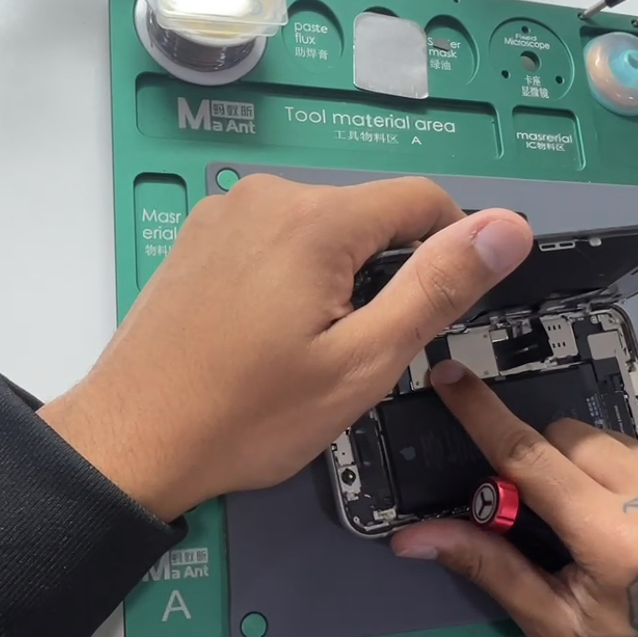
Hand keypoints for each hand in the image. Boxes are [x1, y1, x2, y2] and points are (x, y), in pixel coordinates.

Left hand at [39, 175, 531, 520]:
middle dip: (382, 273)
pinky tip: (263, 332)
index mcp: (315, 219)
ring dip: (335, 277)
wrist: (130, 440)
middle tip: (354, 350)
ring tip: (303, 348)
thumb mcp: (360, 363)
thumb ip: (436, 288)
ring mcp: (223, 213)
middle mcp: (266, 195)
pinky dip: (289, 275)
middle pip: (366, 216)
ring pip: (318, 230)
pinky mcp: (196, 238)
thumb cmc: (250, 414)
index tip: (433, 310)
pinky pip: (271, 240)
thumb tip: (507, 226)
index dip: (449, 249)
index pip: (422, 199)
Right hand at [392, 362, 637, 636]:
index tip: (450, 375)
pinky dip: (626, 473)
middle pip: (573, 438)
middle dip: (542, 459)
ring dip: (585, 463)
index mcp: (616, 541)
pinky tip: (636, 520)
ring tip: (594, 518)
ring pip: (613, 440)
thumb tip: (411, 537)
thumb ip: (484, 563)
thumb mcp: (551, 623)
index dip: (483, 413)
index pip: (531, 457)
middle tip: (540, 510)